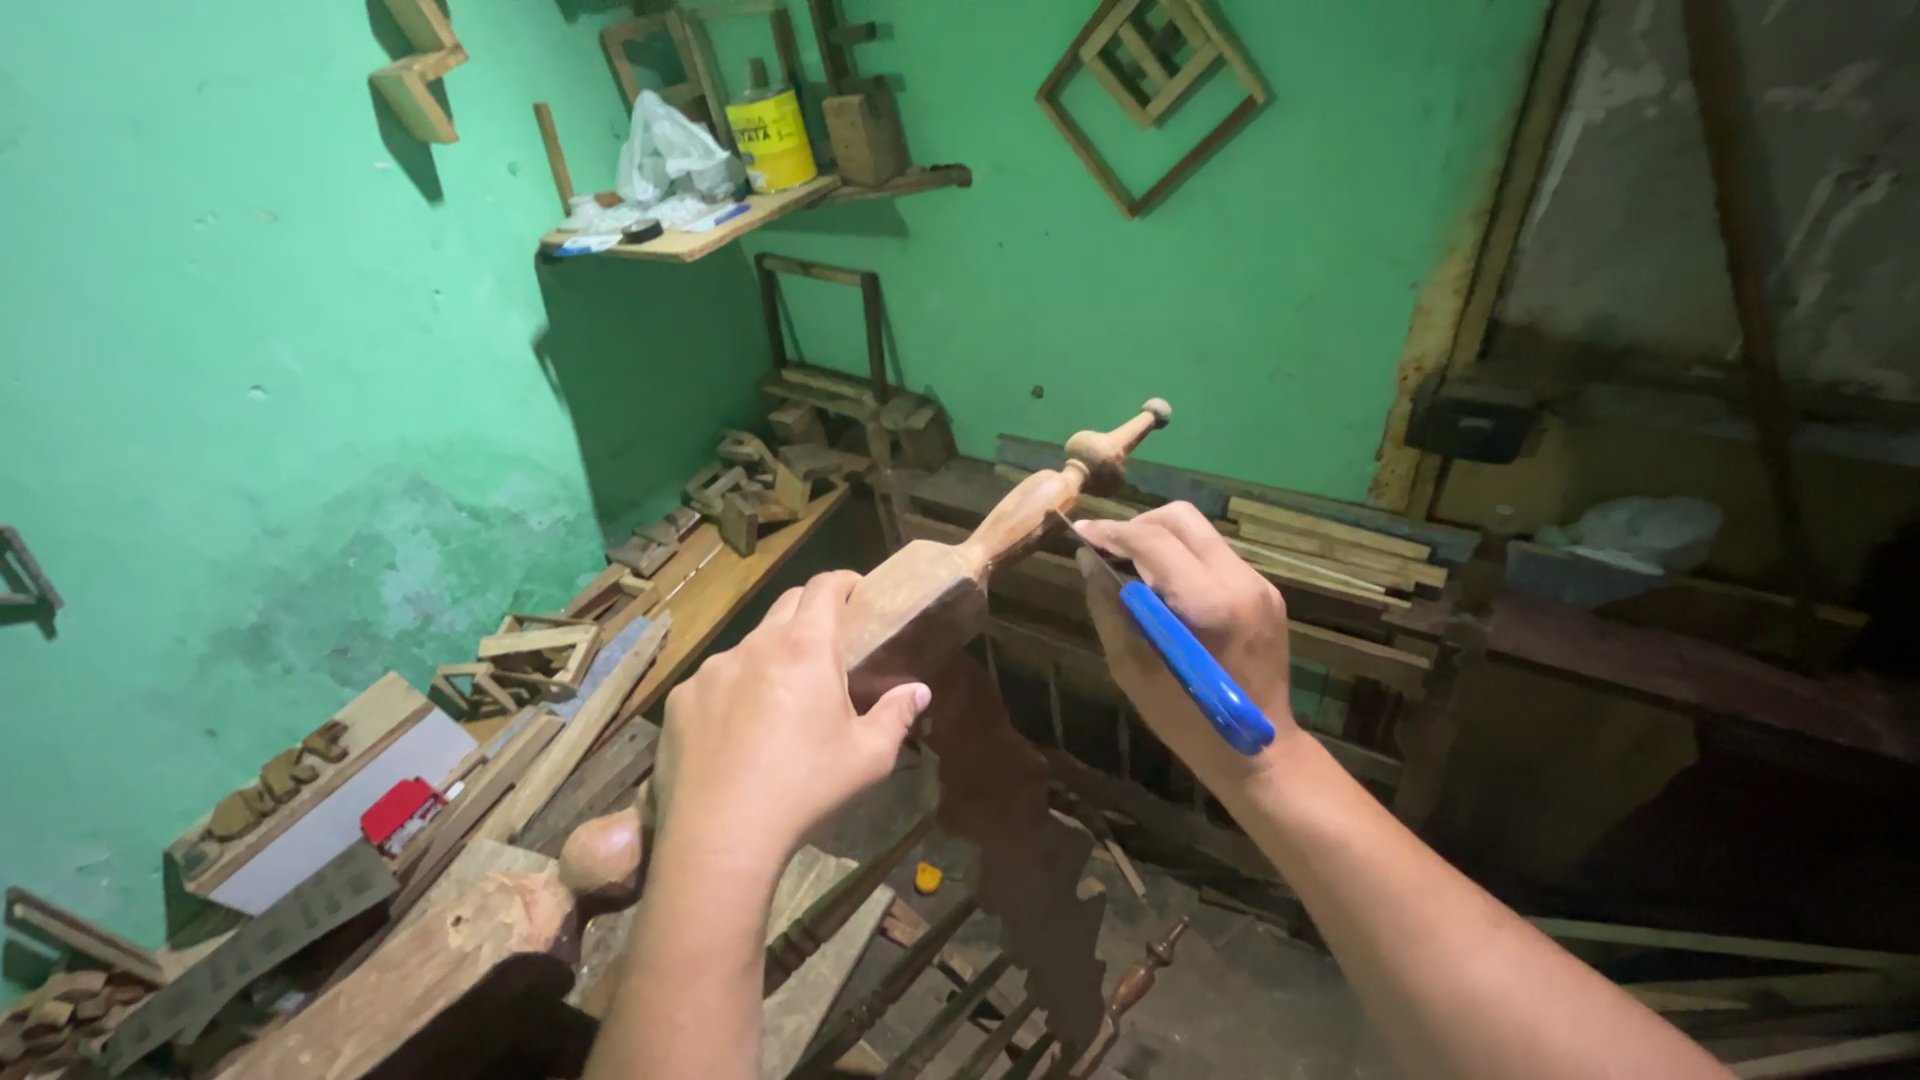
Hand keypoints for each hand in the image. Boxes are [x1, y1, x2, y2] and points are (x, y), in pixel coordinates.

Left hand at [655, 571, 930, 869]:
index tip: (855, 591)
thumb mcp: (869, 757)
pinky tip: (736, 731)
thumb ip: (897, 715)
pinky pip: (714, 680)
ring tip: (780, 697)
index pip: (824, 587)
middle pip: (786, 605)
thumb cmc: (806, 788)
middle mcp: (756, 645)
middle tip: (828, 643)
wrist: (720, 837)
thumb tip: (918, 692)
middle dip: (811, 611)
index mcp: (806, 648)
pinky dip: (733, 690)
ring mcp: (712, 669)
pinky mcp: (681, 698)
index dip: (843, 581)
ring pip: (749, 645)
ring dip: (771, 655)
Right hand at [1076, 503, 1298, 789]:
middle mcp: (1239, 580)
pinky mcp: (1266, 593)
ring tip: (1130, 568)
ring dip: (1160, 540)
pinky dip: (1183, 559)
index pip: (1152, 539)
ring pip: (1200, 533)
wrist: (1260, 752)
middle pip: (1181, 518)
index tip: (1079, 533)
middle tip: (1107, 549)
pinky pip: (1216, 556)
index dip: (1110, 531)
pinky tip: (1165, 590)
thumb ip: (1108, 606)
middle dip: (1137, 525)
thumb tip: (1087, 560)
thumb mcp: (1131, 668)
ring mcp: (1258, 584)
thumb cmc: (1187, 720)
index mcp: (1207, 602)